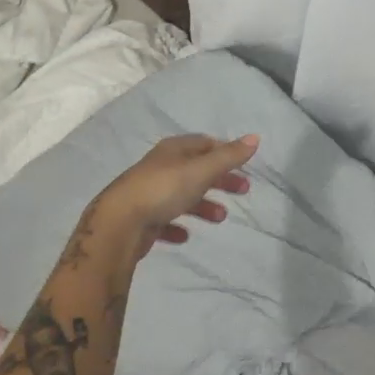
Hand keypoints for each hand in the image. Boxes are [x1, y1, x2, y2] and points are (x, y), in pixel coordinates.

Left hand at [96, 134, 257, 250]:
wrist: (119, 224)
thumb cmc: (163, 190)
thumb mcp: (201, 170)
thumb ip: (228, 157)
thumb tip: (255, 137)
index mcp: (173, 150)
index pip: (204, 144)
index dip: (226, 152)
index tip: (244, 167)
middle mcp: (160, 167)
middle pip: (196, 170)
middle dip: (219, 180)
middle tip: (242, 191)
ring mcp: (148, 193)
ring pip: (182, 195)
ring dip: (203, 205)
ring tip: (219, 219)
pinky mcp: (140, 219)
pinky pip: (164, 220)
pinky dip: (177, 226)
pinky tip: (185, 236)